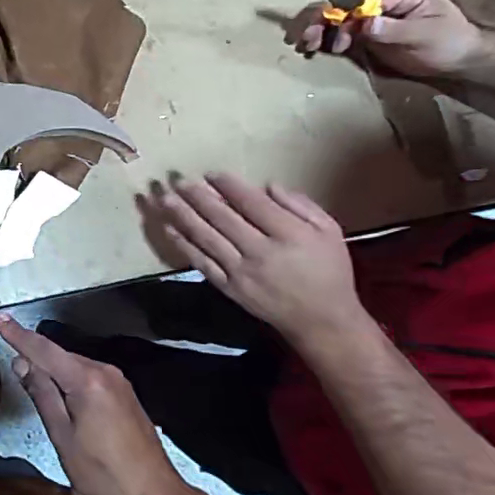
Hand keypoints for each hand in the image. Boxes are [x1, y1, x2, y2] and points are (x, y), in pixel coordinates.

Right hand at [0, 315, 192, 494]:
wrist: (152, 492)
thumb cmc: (102, 472)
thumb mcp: (62, 435)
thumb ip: (41, 394)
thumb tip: (23, 364)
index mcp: (87, 380)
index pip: (44, 349)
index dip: (19, 335)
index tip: (1, 319)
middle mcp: (105, 372)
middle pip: (61, 356)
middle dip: (36, 359)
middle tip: (16, 374)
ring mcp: (118, 381)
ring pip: (75, 367)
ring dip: (54, 373)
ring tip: (38, 394)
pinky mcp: (124, 392)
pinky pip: (90, 377)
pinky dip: (71, 381)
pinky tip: (65, 401)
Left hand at [150, 174, 368, 345]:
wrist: (321, 321)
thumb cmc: (329, 271)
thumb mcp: (329, 231)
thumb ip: (300, 205)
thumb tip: (267, 185)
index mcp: (288, 235)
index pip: (251, 203)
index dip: (229, 186)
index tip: (210, 173)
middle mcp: (261, 252)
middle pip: (223, 218)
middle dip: (198, 197)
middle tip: (177, 179)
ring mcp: (242, 272)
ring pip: (207, 239)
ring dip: (184, 217)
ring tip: (166, 199)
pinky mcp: (230, 289)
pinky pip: (203, 264)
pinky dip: (185, 246)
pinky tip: (171, 230)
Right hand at [295, 0, 483, 79]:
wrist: (460, 60)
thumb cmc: (449, 42)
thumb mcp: (425, 34)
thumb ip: (394, 29)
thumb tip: (364, 23)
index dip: (341, 10)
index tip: (324, 25)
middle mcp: (385, 2)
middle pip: (347, 4)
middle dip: (323, 18)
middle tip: (305, 36)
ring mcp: (376, 18)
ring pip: (341, 18)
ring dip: (321, 28)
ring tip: (306, 43)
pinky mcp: (371, 35)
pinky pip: (344, 33)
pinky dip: (328, 38)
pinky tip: (315, 46)